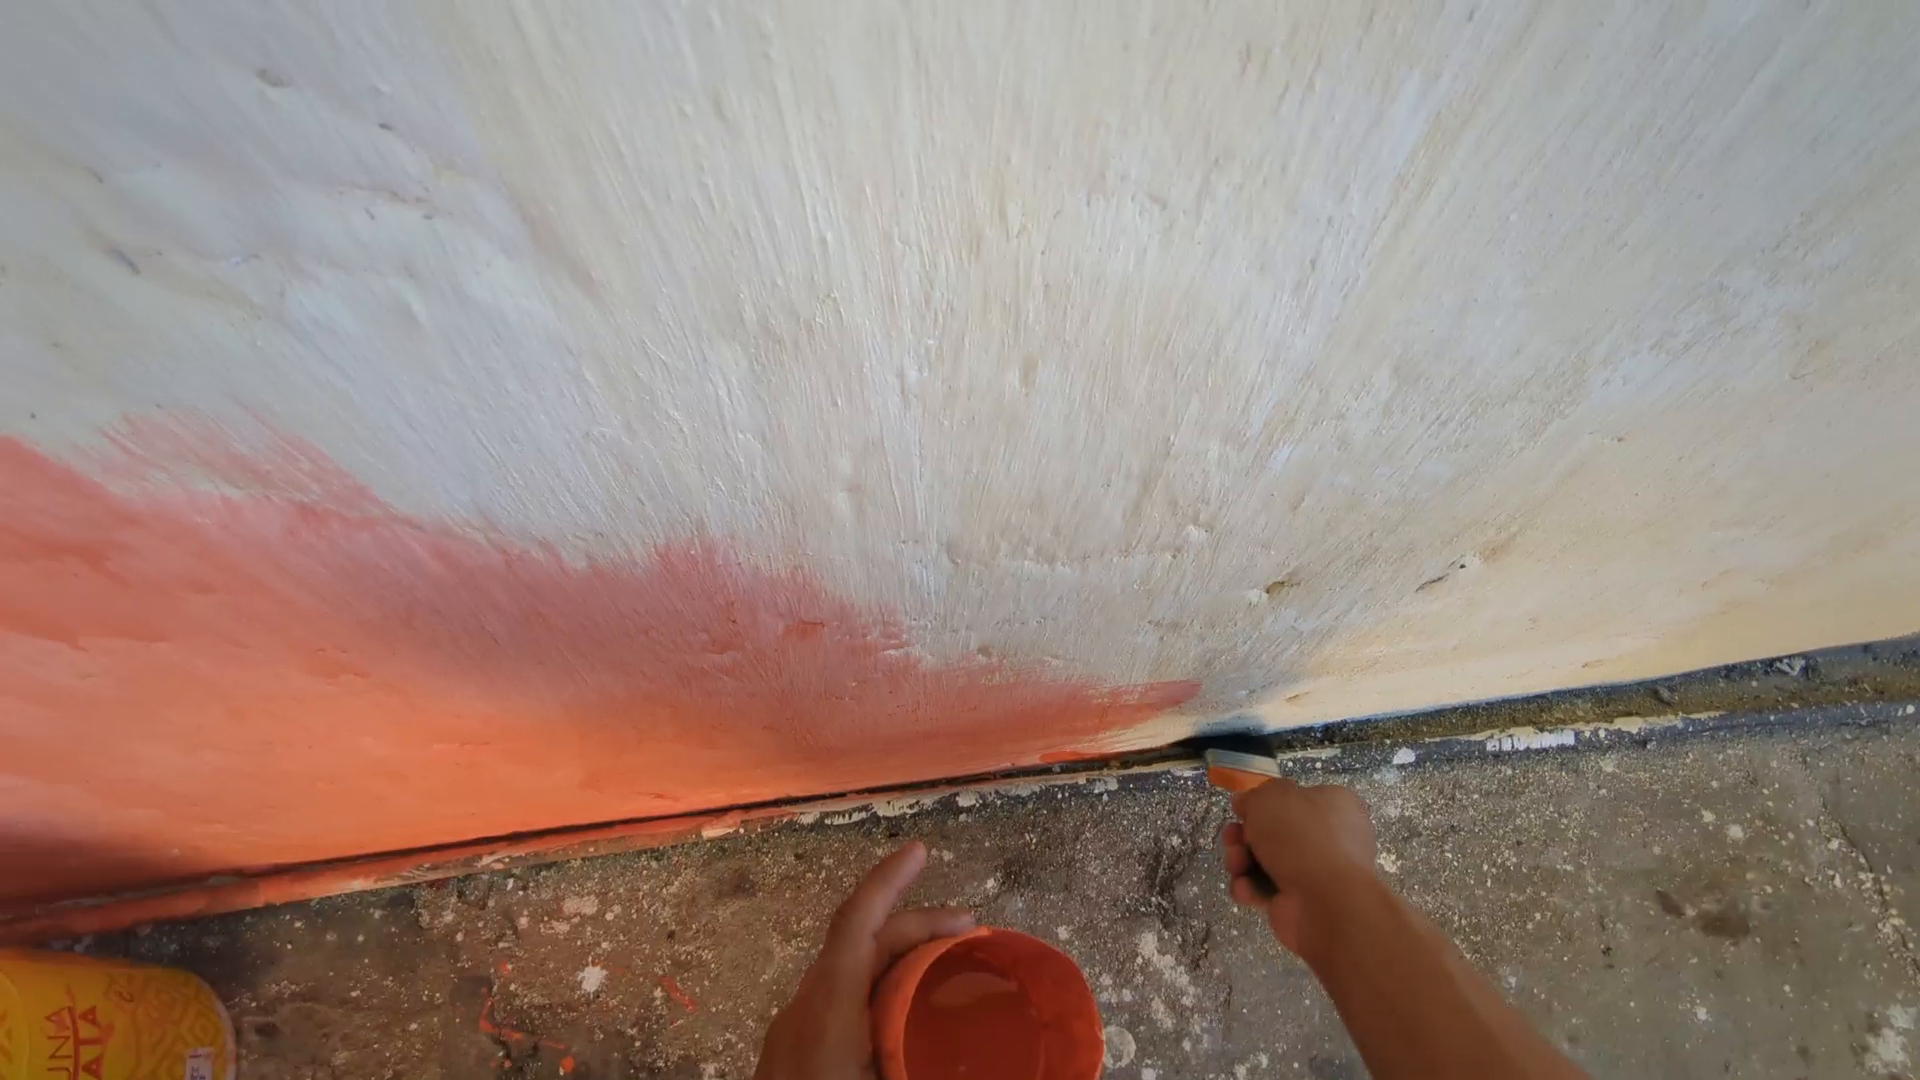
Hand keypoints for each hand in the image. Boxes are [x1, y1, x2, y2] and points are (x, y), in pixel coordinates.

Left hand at [753, 841, 975, 1079]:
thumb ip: (931, 1059)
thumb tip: (987, 1050)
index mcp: (827, 1010)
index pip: (857, 922)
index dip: (888, 879)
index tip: (919, 850)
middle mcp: (804, 1009)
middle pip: (859, 942)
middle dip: (914, 922)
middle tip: (968, 928)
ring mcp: (792, 1032)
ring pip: (848, 971)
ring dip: (895, 956)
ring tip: (942, 964)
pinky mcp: (792, 1055)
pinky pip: (837, 999)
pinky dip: (875, 986)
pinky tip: (901, 1010)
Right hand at [1221, 778, 1378, 955]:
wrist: (1325, 902)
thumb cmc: (1301, 837)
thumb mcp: (1270, 796)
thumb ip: (1253, 796)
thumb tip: (1244, 803)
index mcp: (1335, 806)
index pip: (1294, 798)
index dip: (1262, 802)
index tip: (1241, 810)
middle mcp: (1331, 839)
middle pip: (1274, 831)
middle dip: (1243, 836)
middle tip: (1233, 839)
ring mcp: (1318, 874)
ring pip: (1266, 861)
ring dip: (1241, 861)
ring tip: (1236, 866)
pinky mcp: (1304, 903)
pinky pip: (1268, 889)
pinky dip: (1251, 888)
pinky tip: (1245, 889)